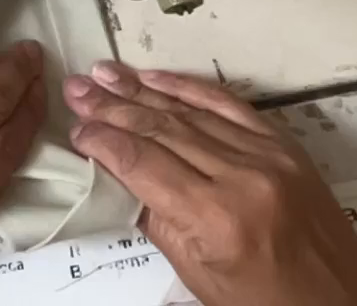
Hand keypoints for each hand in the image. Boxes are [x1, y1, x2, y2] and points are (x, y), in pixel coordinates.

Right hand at [63, 61, 356, 305]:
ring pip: (186, 109)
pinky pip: (224, 102)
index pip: (142, 163)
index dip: (103, 142)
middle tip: (75, 88)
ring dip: (137, 89)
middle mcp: (240, 177)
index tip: (75, 129)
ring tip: (101, 74)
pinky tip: (152, 75)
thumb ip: (155, 217)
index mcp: (216, 219)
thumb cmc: (268, 305)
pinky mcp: (281, 141)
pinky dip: (185, 85)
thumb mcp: (199, 277)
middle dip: (110, 107)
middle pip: (159, 128)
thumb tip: (115, 169)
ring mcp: (265, 153)